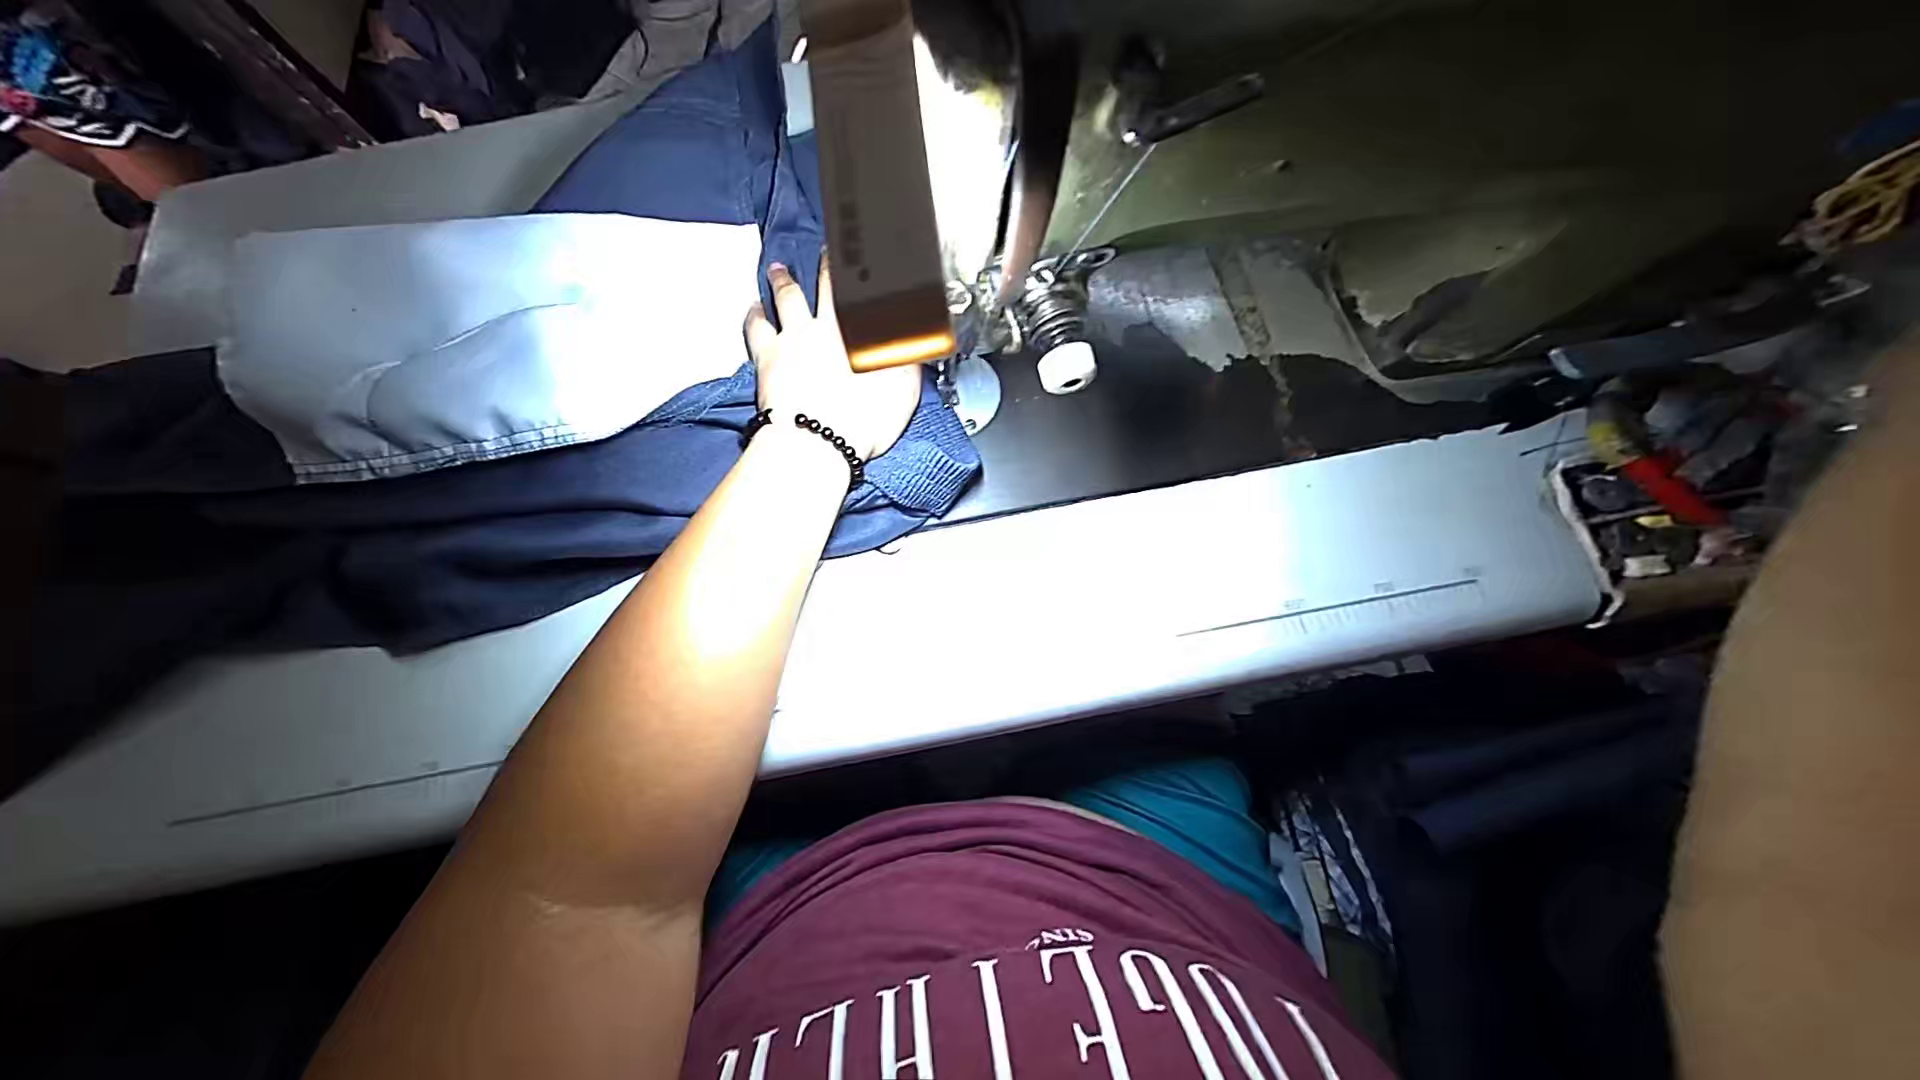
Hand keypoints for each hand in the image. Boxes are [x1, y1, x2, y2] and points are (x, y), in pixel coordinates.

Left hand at [746, 255, 920, 461]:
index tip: (869, 253)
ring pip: (786, 297)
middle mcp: (823, 325)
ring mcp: (792, 339)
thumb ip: (907, 362)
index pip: (865, 288)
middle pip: (824, 283)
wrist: (815, 443)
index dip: (867, 268)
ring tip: (778, 270)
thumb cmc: (860, 423)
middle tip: (827, 248)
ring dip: (783, 280)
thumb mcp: (902, 392)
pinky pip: (757, 327)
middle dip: (828, 262)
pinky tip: (755, 309)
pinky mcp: (766, 358)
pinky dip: (755, 314)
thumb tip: (914, 342)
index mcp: (857, 330)